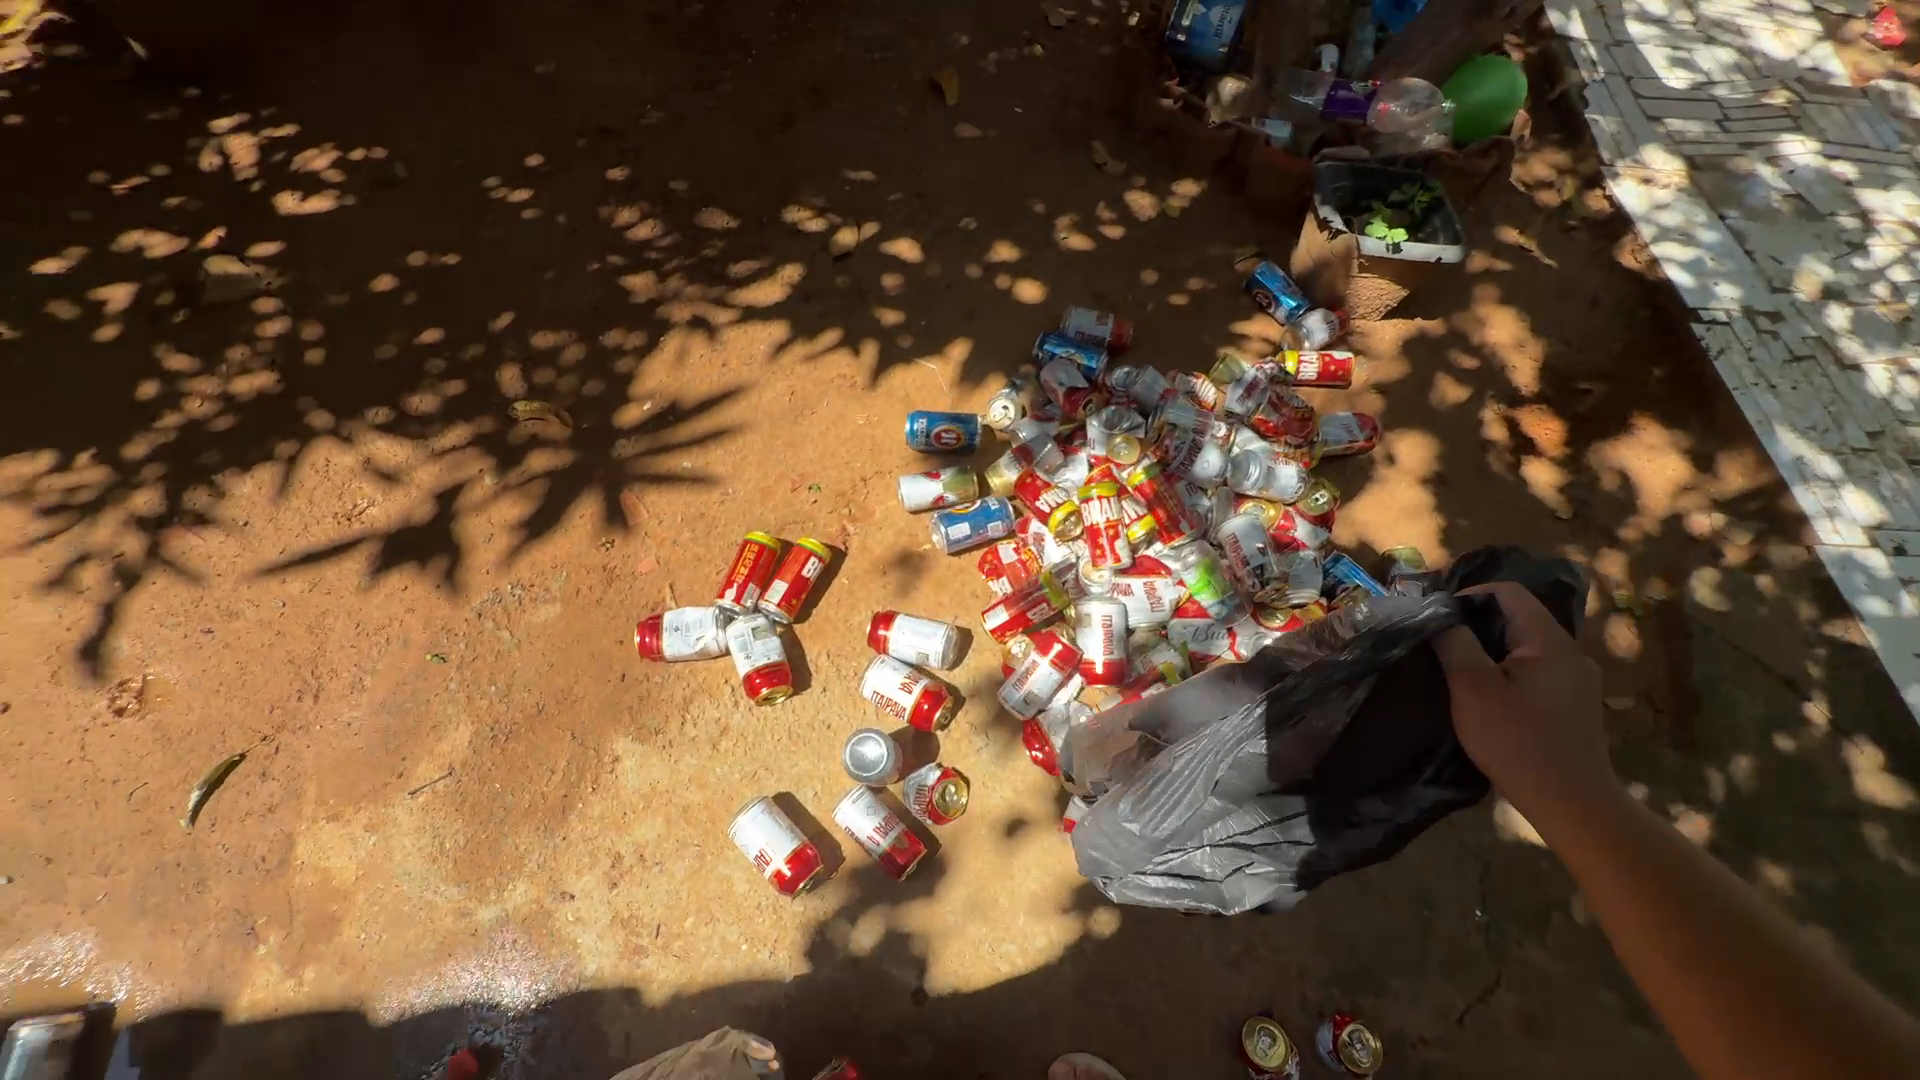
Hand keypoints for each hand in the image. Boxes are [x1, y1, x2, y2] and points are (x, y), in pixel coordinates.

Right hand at [1432, 581, 1617, 829]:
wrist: (1571, 801)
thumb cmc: (1516, 740)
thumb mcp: (1472, 687)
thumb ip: (1453, 642)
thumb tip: (1438, 614)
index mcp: (1549, 641)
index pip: (1509, 593)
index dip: (1469, 596)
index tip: (1438, 618)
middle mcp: (1571, 652)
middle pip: (1519, 618)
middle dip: (1476, 624)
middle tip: (1442, 645)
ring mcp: (1578, 679)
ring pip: (1527, 646)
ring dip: (1491, 649)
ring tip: (1461, 671)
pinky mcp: (1576, 703)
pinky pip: (1537, 670)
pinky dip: (1508, 671)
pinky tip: (1490, 697)